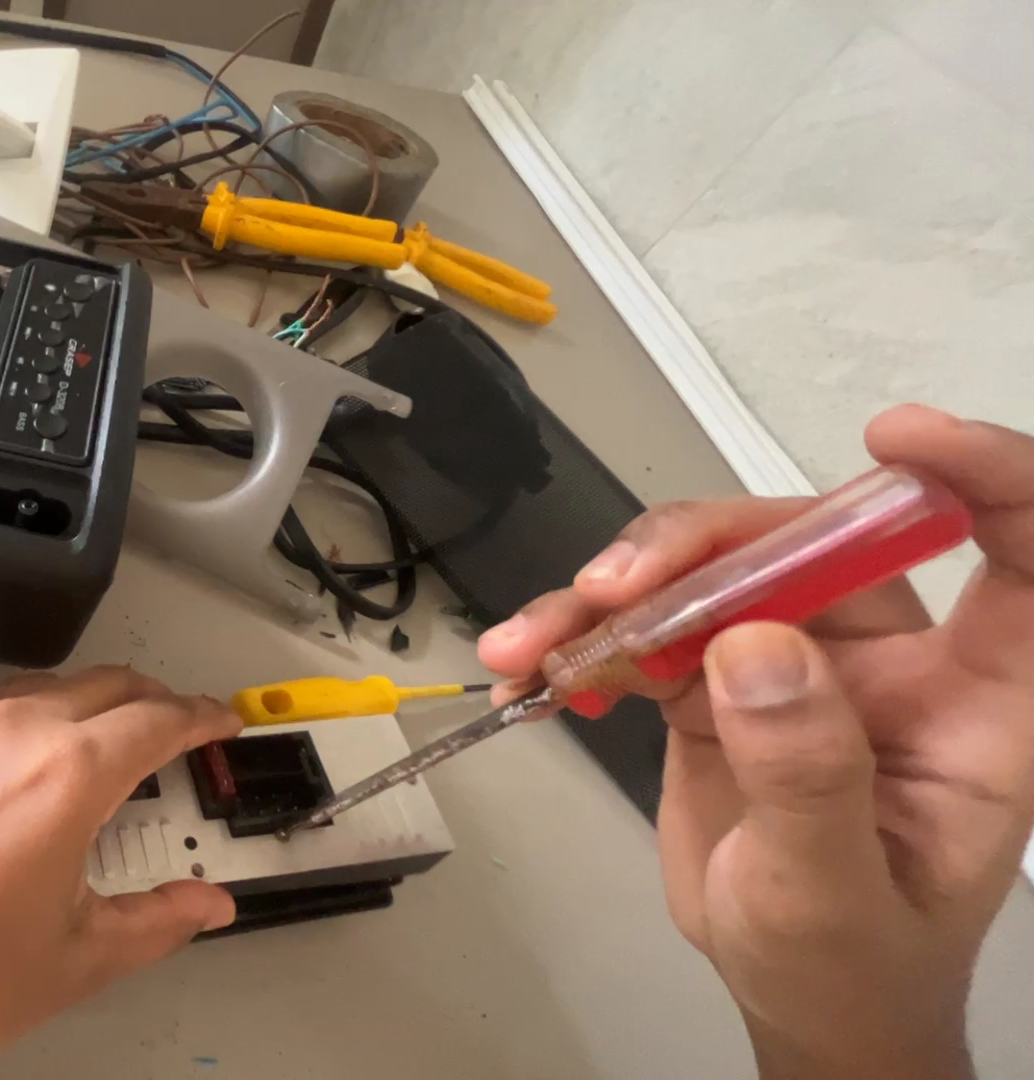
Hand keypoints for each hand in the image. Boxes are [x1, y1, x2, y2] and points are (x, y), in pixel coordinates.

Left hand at [0, 667, 240, 1079]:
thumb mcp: (77, 959)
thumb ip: (159, 920)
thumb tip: (210, 905)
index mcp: (66, 775)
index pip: (159, 720)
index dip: (202, 717)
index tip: (221, 720)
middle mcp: (11, 729)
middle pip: (108, 683)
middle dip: (153, 700)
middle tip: (175, 730)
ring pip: (45, 685)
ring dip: (88, 704)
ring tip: (102, 747)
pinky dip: (23, 720)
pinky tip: (18, 768)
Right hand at [480, 405, 1033, 1079]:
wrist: (786, 985)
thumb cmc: (846, 956)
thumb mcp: (832, 886)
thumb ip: (808, 770)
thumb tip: (752, 646)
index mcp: (968, 702)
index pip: (1023, 561)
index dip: (983, 479)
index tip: (890, 437)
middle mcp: (873, 658)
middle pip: (785, 546)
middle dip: (682, 551)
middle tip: (600, 590)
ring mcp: (774, 661)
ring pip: (683, 582)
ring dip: (590, 605)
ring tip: (521, 647)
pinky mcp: (695, 678)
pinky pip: (625, 632)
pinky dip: (566, 647)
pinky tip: (523, 678)